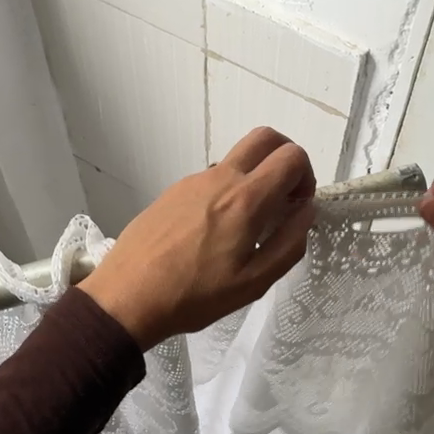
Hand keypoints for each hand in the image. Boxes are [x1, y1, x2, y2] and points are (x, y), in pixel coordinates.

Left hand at [80, 127, 316, 348]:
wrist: (127, 296)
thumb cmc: (195, 295)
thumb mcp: (254, 283)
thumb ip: (289, 244)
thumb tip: (306, 212)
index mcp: (246, 199)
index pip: (291, 156)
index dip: (306, 175)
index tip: (298, 205)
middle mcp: (220, 178)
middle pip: (265, 137)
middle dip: (285, 157)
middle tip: (283, 196)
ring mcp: (193, 180)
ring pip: (237, 158)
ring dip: (254, 176)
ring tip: (247, 225)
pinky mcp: (173, 190)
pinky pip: (212, 177)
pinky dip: (228, 190)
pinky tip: (214, 232)